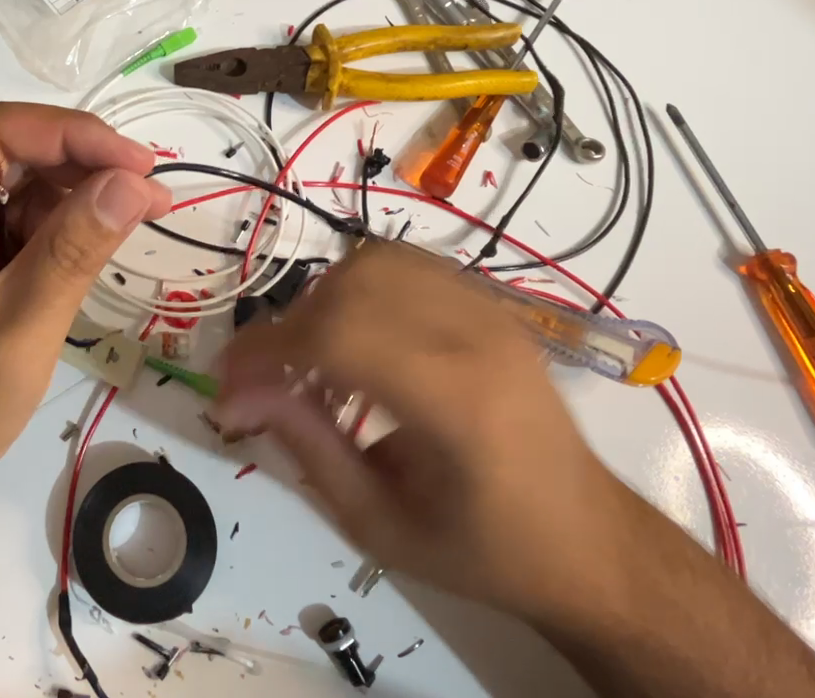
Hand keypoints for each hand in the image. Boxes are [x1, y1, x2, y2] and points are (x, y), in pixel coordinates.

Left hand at [0, 103, 171, 511]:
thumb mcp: (19, 329)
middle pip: (10, 151)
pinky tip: (93, 246)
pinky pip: (15, 220)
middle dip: (82, 166)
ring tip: (134, 219)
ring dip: (76, 198)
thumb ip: (75, 249)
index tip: (141, 162)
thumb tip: (134, 181)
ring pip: (19, 183)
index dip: (75, 134)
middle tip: (149, 194)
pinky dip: (58, 229)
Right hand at [213, 239, 631, 620]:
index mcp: (458, 402)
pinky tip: (350, 337)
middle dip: (287, 326)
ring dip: (322, 301)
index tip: (226, 384)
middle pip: (351, 287)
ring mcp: (490, 312)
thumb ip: (307, 447)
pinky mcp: (492, 306)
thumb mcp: (381, 525)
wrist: (589, 542)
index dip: (266, 351)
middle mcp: (477, 336)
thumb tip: (239, 394)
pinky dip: (358, 288)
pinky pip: (407, 267)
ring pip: (376, 263)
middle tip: (263, 377)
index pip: (338, 337)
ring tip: (307, 356)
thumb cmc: (485, 551)